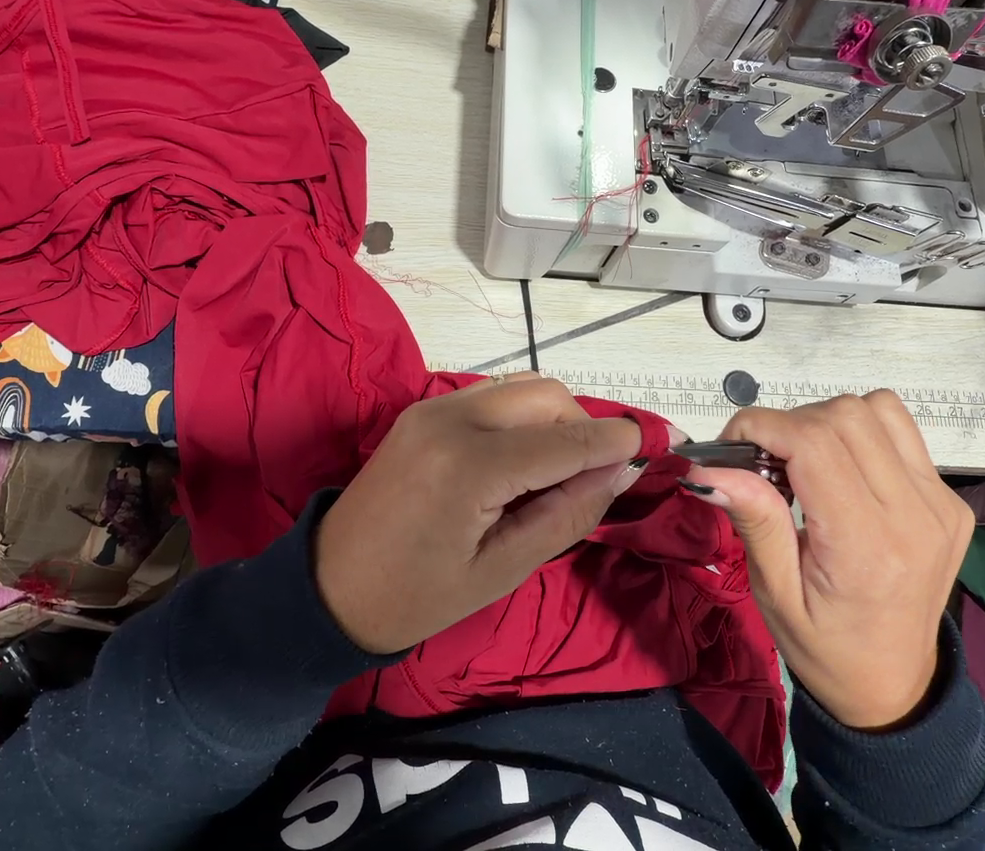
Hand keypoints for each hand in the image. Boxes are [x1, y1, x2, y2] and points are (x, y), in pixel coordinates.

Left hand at [315, 374, 644, 653]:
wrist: (328, 589)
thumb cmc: (416, 598)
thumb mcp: (502, 570)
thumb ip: (567, 514)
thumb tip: (619, 471)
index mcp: (469, 467)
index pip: (565, 440)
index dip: (615, 442)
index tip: (656, 445)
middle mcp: (451, 419)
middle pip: (546, 395)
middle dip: (584, 425)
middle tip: (597, 473)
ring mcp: (431, 408)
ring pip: (521, 387)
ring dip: (555, 416)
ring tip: (560, 469)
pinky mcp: (422, 410)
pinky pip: (493, 396)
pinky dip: (523, 416)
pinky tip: (523, 458)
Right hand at [684, 391, 971, 730]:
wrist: (893, 685)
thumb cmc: (824, 647)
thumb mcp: (774, 594)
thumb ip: (753, 520)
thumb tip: (707, 467)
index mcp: (867, 546)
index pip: (813, 443)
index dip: (761, 426)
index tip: (730, 446)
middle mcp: (915, 515)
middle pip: (844, 416)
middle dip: (788, 424)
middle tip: (762, 461)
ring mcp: (941, 504)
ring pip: (875, 409)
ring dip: (825, 421)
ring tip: (801, 461)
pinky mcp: (951, 501)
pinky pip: (900, 430)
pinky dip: (860, 431)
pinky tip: (840, 466)